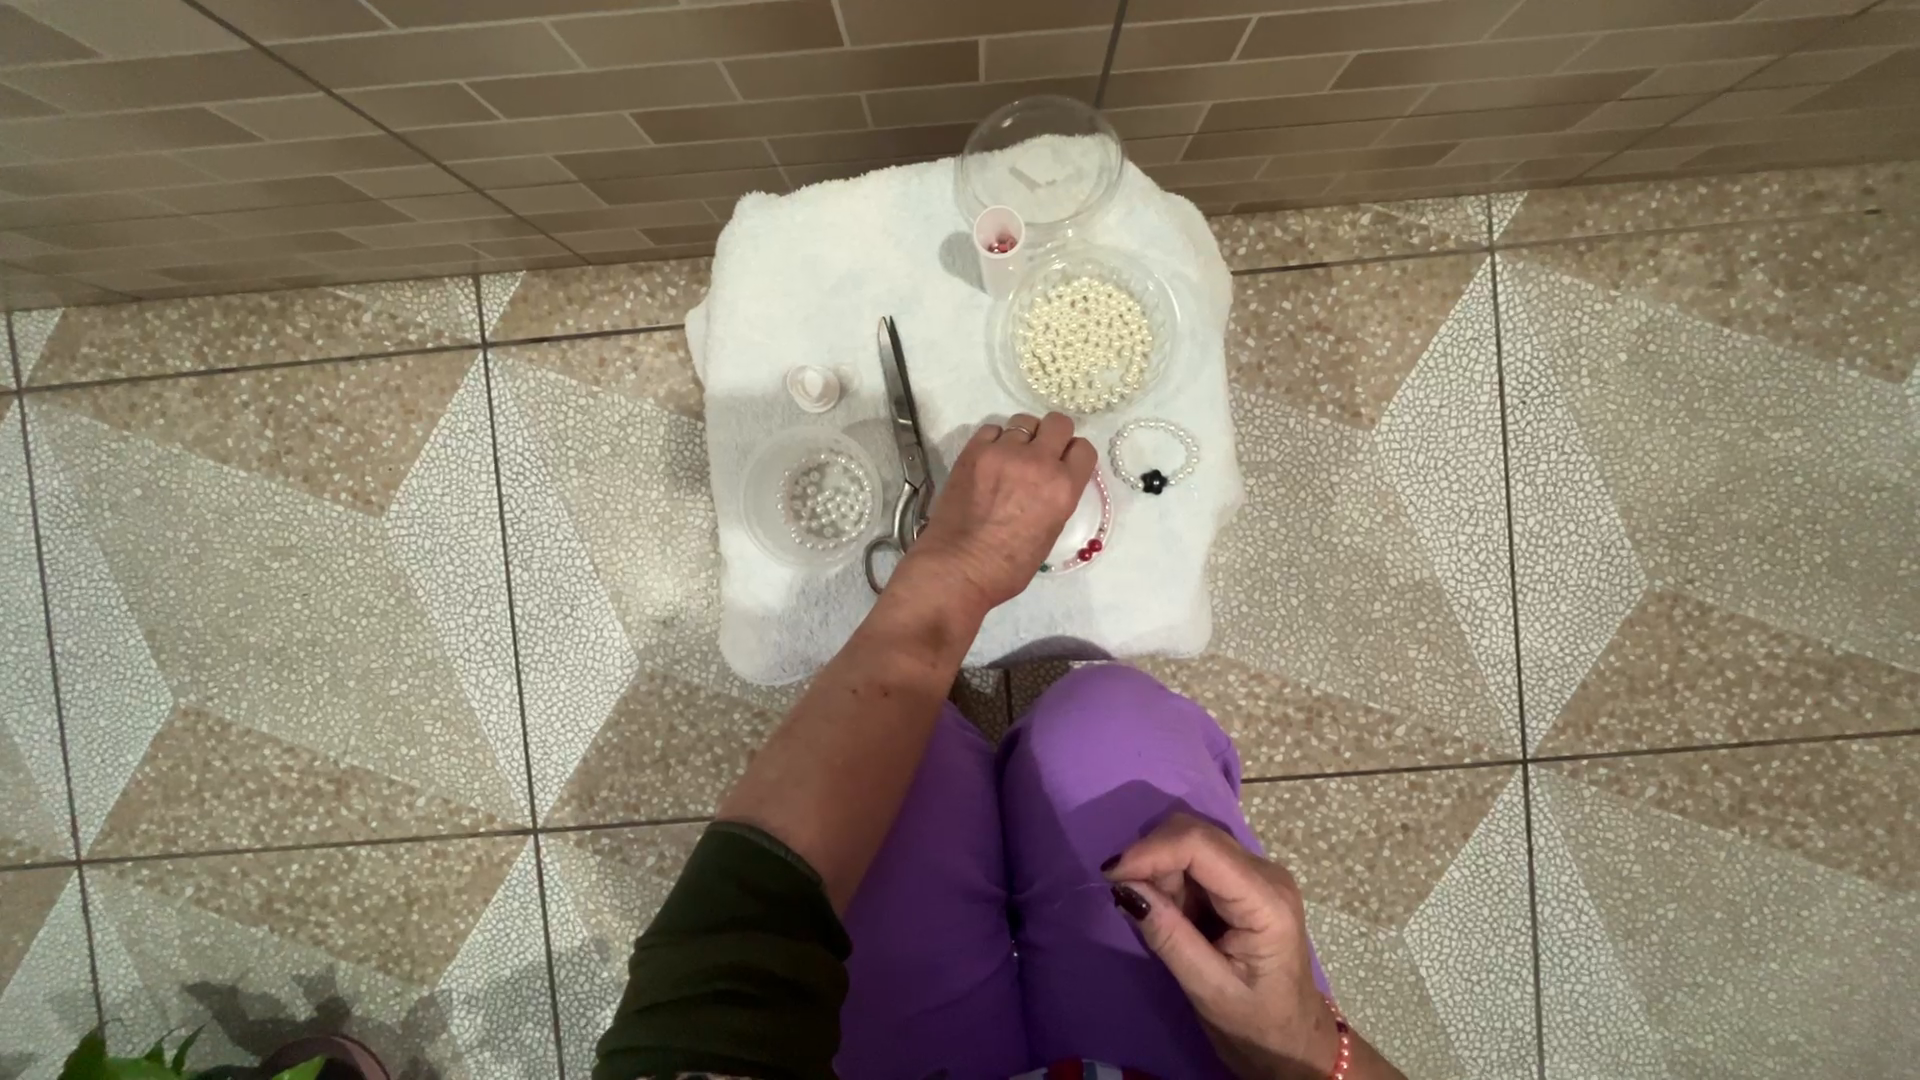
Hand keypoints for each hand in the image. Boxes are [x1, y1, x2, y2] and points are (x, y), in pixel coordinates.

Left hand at [901, 411, 1095, 613]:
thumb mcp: (1050, 534)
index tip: (1063, 463)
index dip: (1073, 455)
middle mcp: (1038, 462)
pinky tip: (988, 462)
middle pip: (1058, 423)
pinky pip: (992, 430)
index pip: (1083, 449)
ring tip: (1010, 458)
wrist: (957, 568)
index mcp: (1063, 489)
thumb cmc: (1007, 566)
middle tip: (1040, 453)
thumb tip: (1051, 481)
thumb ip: (1057, 498)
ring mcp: (1003, 453)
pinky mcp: (973, 451)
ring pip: (1023, 422)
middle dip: (1053, 436)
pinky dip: (994, 441)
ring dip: (1022, 437)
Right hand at [1106, 814, 1352, 1079]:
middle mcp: (1265, 871)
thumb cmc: (1258, 1025)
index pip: (1200, 846)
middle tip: (1133, 899)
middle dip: (1153, 858)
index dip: (1151, 850)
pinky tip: (1172, 908)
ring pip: (1190, 839)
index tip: (1111, 874)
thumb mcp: (1208, 990)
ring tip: (1158, 912)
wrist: (1293, 1043)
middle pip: (1194, 834)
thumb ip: (1168, 936)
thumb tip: (1124, 887)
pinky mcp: (1243, 875)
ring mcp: (1256, 870)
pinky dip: (1170, 874)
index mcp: (1267, 900)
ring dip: (1160, 867)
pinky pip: (1194, 855)